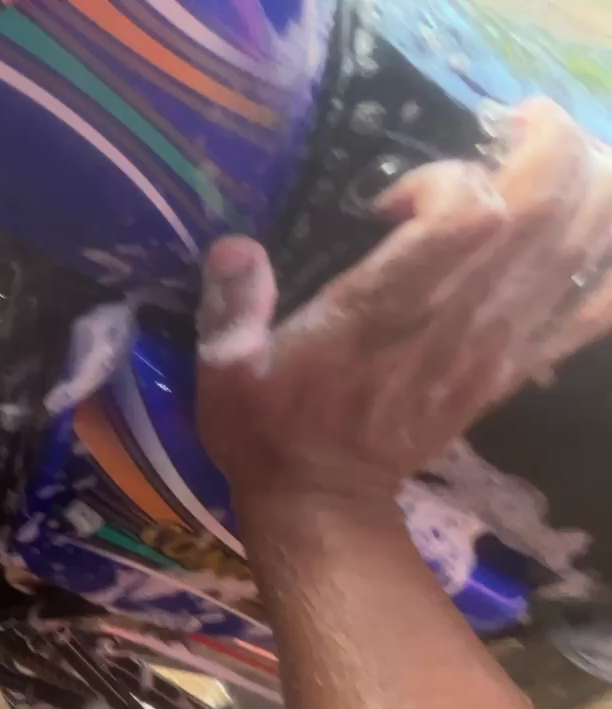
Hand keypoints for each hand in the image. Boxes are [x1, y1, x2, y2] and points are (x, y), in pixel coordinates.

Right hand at [196, 99, 611, 505]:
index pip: (467, 211)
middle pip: (550, 205)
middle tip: (511, 125)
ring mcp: (496, 341)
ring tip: (557, 157)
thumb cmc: (264, 430)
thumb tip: (234, 245)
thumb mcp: (222, 372)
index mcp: (381, 311)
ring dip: (591, 182)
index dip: (443, 180)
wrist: (319, 496)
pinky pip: (596, 306)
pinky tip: (596, 239)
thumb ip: (230, 307)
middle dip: (547, 146)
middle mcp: (456, 315)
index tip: (387, 200)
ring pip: (587, 240)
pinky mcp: (513, 365)